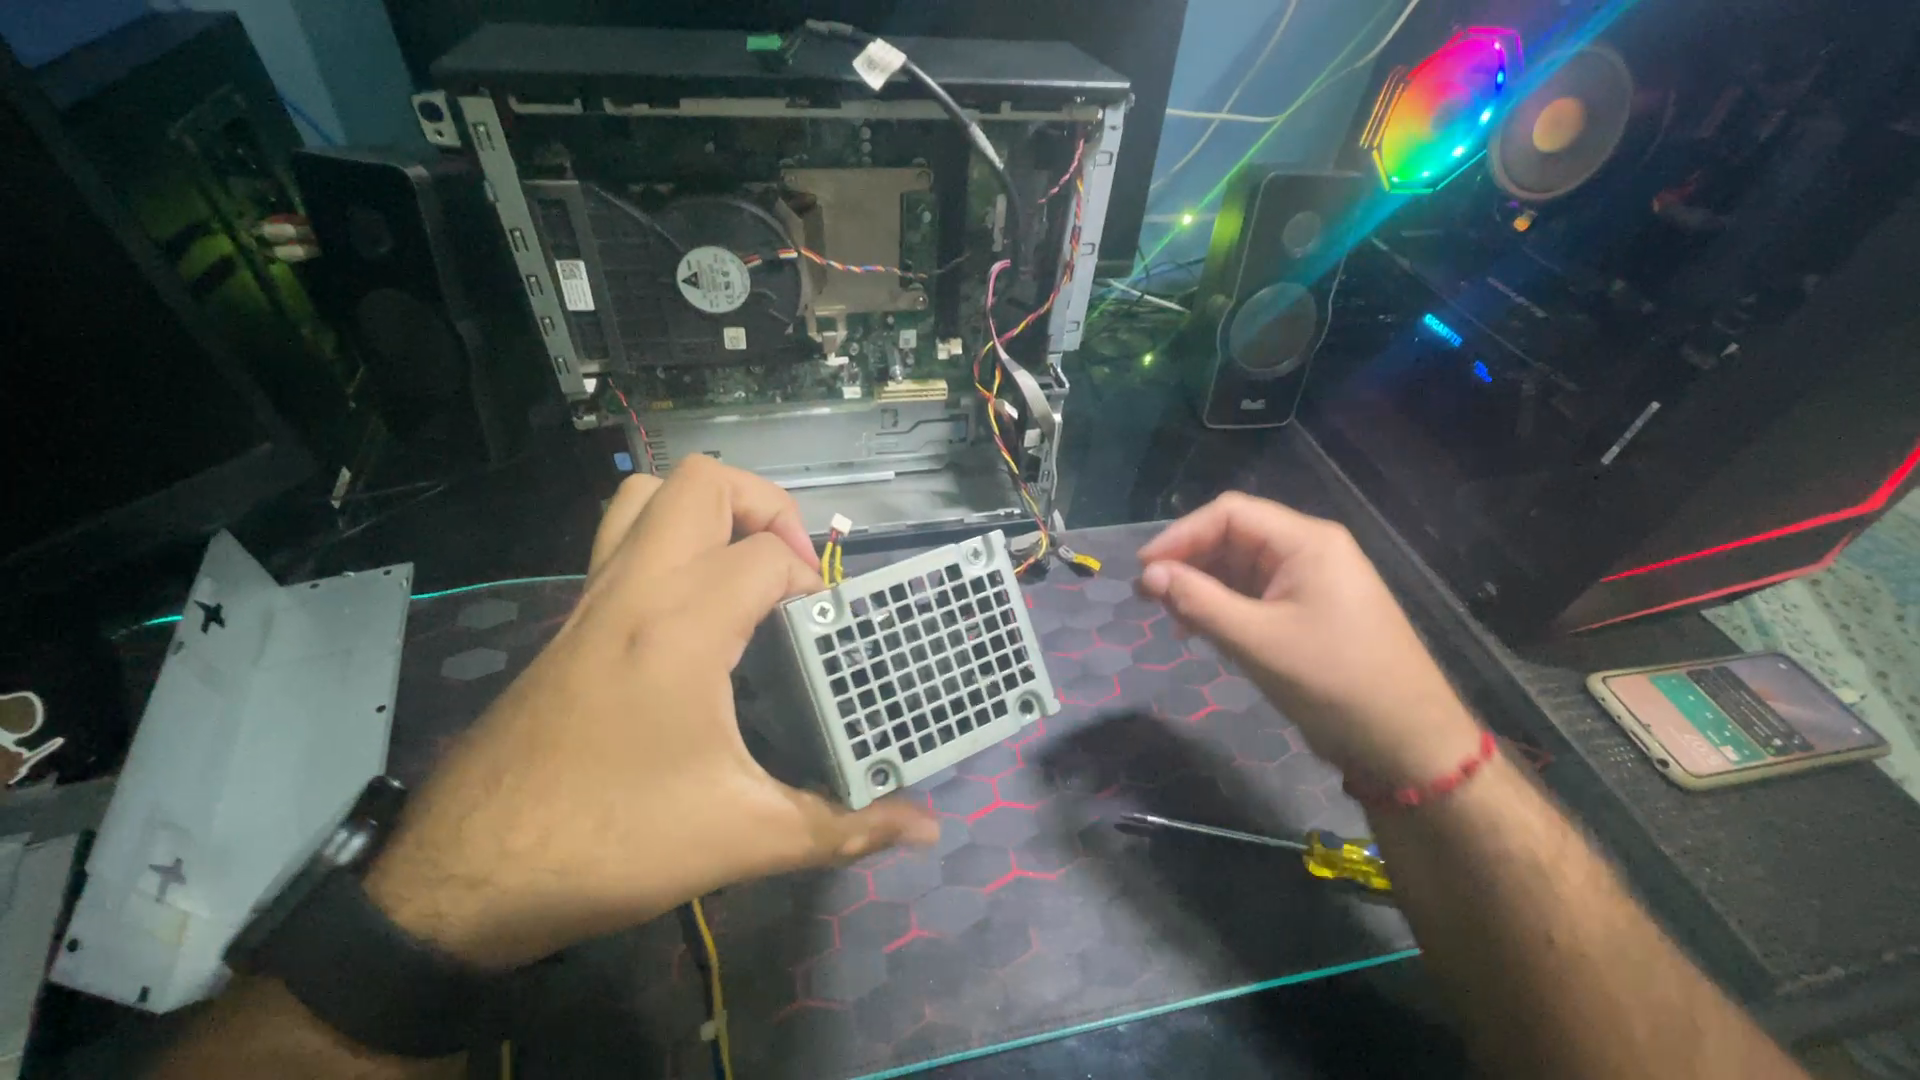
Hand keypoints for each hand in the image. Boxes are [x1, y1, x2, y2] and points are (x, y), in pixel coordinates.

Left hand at [363, 456, 937, 969]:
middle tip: (791, 574)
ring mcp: (591, 601)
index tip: (827, 636)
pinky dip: (668, 545)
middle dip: (765, 507)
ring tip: (744, 573)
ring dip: (706, 513)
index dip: (812, 582)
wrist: (464, 878)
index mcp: (682, 622)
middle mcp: (633, 588)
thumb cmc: (610, 842)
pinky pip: (620, 543)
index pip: (768, 554)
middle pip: (703, 482)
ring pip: (646, 498)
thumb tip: (926, 829)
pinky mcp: (568, 626)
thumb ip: (843, 826)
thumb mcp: (742, 838)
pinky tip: (693, 619)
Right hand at [1135, 493, 1481, 790]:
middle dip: (1189, 562)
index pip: (1230, 514)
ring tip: (1171, 618)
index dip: (1180, 535)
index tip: (1142, 569)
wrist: (1405, 742)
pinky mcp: (1308, 612)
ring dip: (1203, 587)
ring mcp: (1311, 583)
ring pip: (1241, 568)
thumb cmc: (1334, 682)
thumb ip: (1199, 603)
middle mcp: (1309, 551)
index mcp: (1307, 542)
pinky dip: (1223, 608)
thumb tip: (1148, 575)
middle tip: (1148, 597)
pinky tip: (1200, 631)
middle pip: (1234, 537)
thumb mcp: (1258, 642)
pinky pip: (1255, 595)